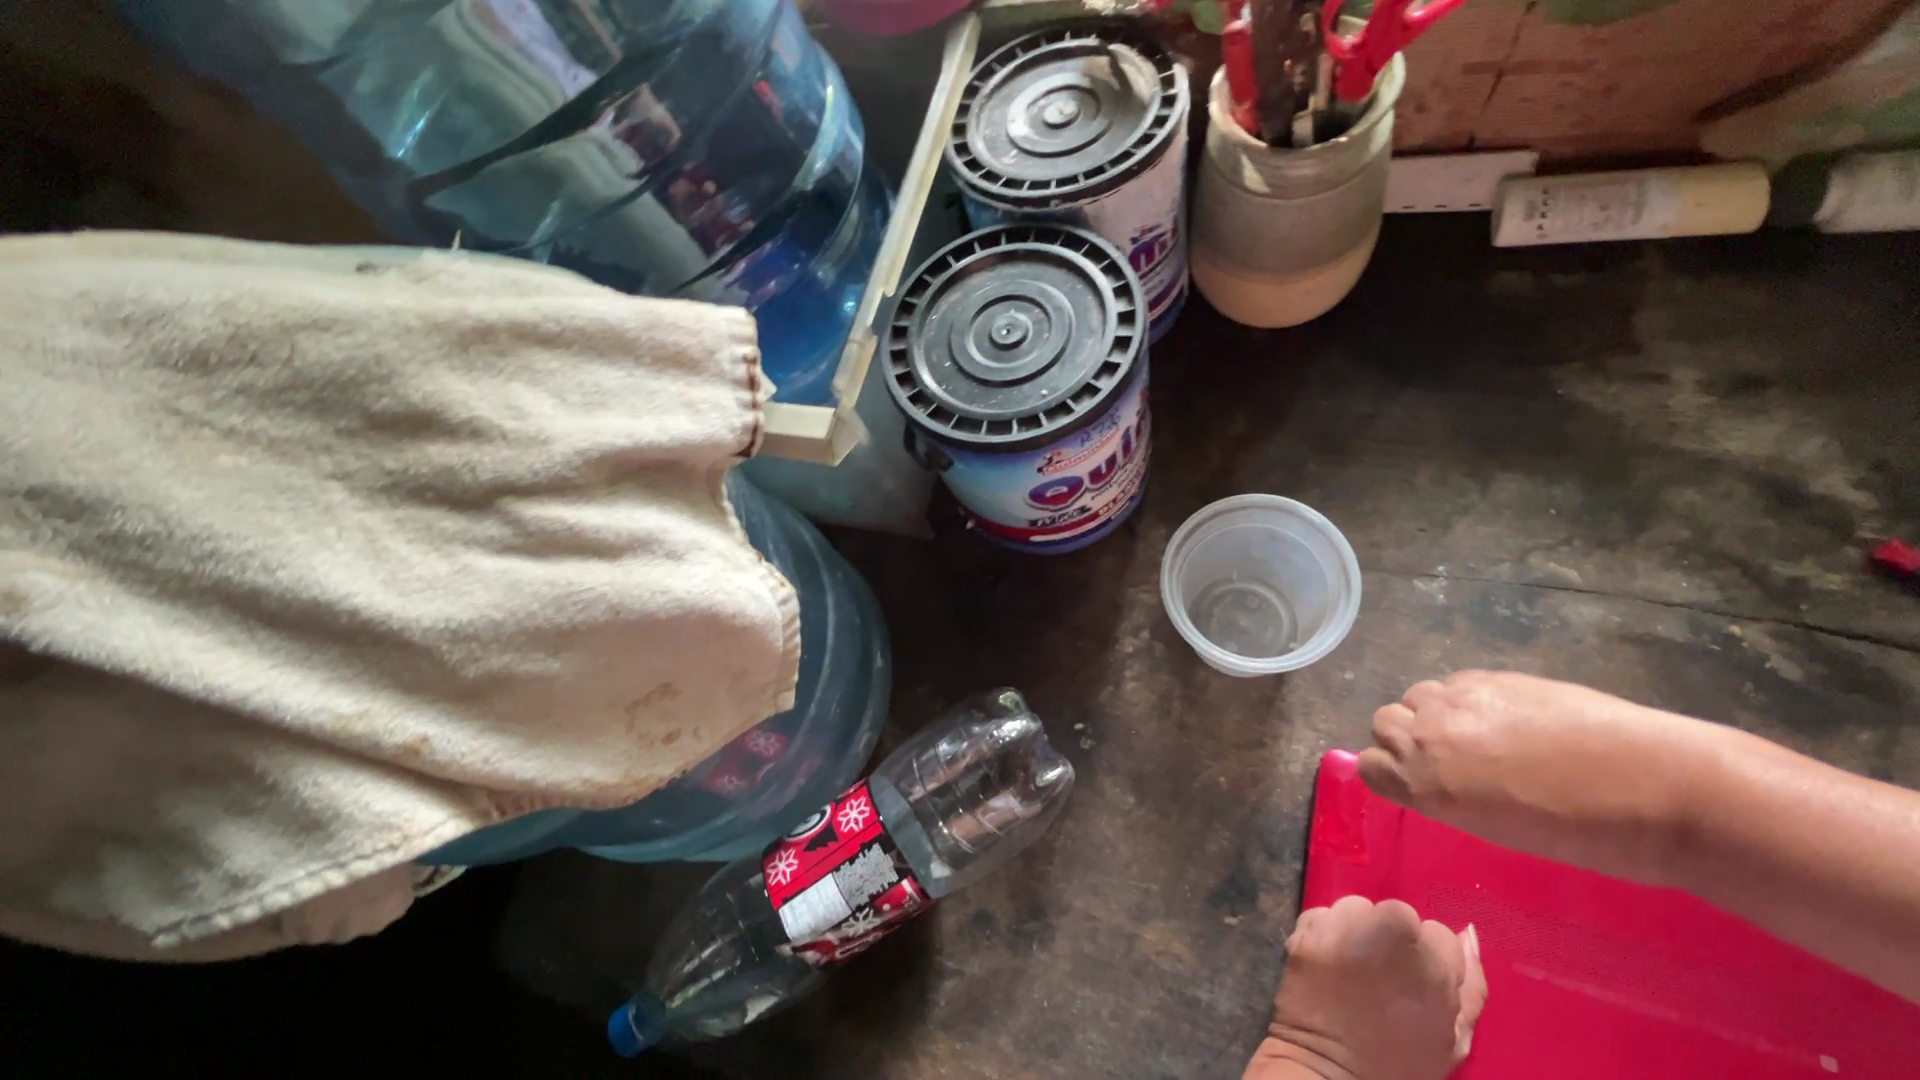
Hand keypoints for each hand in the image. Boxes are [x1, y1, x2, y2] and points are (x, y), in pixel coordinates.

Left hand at [1245, 896, 1485, 1079]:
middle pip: (1398, 914)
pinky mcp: (1307, 931)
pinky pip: (1321, 915)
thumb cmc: (1399, 1069)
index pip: (1439, 934)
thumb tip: (1468, 933)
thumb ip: (1471, 988)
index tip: (1412, 981)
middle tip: (1380, 971)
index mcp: (1434, 966)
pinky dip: (1323, 932)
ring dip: (1356, 928)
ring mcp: (1344, 929)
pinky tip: (1325, 962)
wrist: (1329, 1077)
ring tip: (1351, 965)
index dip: (1426, 958)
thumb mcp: (1454, 1042)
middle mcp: (1390, 936)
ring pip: (1357, 908)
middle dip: (1391, 937)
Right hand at [1358, 671, 1716, 885]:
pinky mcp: (1494, 676)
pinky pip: (1458, 683)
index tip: (1422, 783)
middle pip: (1385, 722)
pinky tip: (1514, 718)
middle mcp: (1426, 734)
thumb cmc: (1584, 835)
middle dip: (1409, 736)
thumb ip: (1451, 795)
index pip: (1369, 764)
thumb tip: (1446, 778)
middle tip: (1454, 758)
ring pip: (1418, 696)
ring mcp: (1458, 699)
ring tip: (1485, 734)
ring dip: (1438, 712)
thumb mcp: (1496, 829)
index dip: (1392, 771)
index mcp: (1423, 783)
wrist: (1658, 788)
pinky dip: (1473, 698)